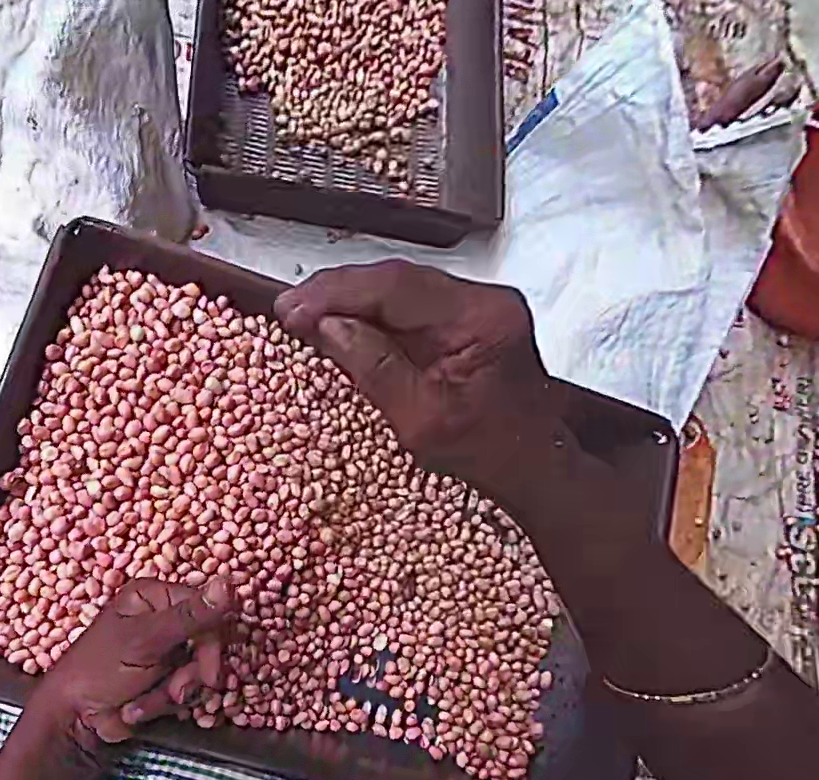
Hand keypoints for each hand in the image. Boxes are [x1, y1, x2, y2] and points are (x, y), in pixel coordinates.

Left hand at [26, 577, 235, 761]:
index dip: (212, 640)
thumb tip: (228, 585)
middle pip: (207, 642)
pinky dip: (163, 704)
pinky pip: (185, 690)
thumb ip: (190, 616)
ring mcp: (164, 650)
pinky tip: (137, 709)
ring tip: (142, 703)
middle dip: (190, 674)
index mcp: (154, 596)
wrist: (72, 720)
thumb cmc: (99, 670)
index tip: (210, 670)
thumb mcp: (146, 640)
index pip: (206, 608)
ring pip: (198, 670)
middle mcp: (162, 618)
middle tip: (176, 691)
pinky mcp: (164, 678)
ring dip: (172, 693)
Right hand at [275, 260, 553, 489]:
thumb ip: (374, 367)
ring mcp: (476, 305)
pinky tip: (337, 321)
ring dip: (348, 299)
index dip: (337, 294)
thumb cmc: (482, 452)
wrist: (530, 462)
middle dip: (336, 292)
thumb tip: (327, 326)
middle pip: (397, 279)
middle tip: (288, 308)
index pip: (397, 289)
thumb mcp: (419, 421)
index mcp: (481, 320)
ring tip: (303, 313)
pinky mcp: (464, 318)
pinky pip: (407, 305)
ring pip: (399, 287)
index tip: (292, 309)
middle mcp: (483, 299)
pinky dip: (368, 312)